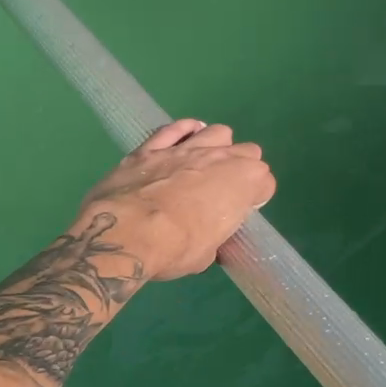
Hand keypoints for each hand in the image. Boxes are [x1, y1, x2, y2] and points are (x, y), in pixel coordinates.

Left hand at [76, 118, 275, 281]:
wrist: (123, 236)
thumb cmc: (171, 250)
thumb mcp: (202, 256)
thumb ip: (211, 242)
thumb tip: (207, 246)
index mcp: (247, 181)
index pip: (262, 185)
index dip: (249, 199)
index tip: (233, 212)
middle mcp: (222, 157)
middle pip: (243, 154)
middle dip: (233, 169)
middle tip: (213, 190)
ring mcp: (183, 150)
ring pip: (214, 134)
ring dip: (211, 146)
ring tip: (197, 164)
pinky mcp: (146, 151)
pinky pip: (170, 130)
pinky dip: (178, 131)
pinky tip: (178, 138)